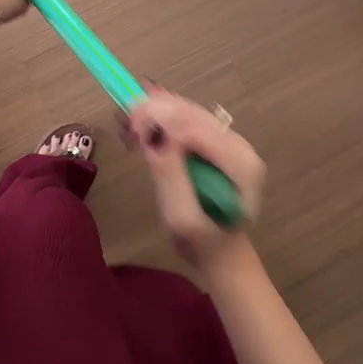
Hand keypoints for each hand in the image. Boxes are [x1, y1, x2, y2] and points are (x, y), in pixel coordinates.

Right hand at [129, 85, 266, 269]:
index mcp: (240, 163)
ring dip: (155, 111)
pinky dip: (162, 118)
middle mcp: (239, 144)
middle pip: (190, 112)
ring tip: (126, 120)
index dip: (160, 119)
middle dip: (154, 110)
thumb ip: (171, 177)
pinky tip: (141, 125)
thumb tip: (156, 135)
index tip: (130, 128)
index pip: (194, 125)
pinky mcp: (217, 142)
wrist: (221, 254)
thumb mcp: (181, 218)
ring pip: (186, 111)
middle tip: (122, 119)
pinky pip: (186, 120)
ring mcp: (229, 141)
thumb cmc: (202, 243)